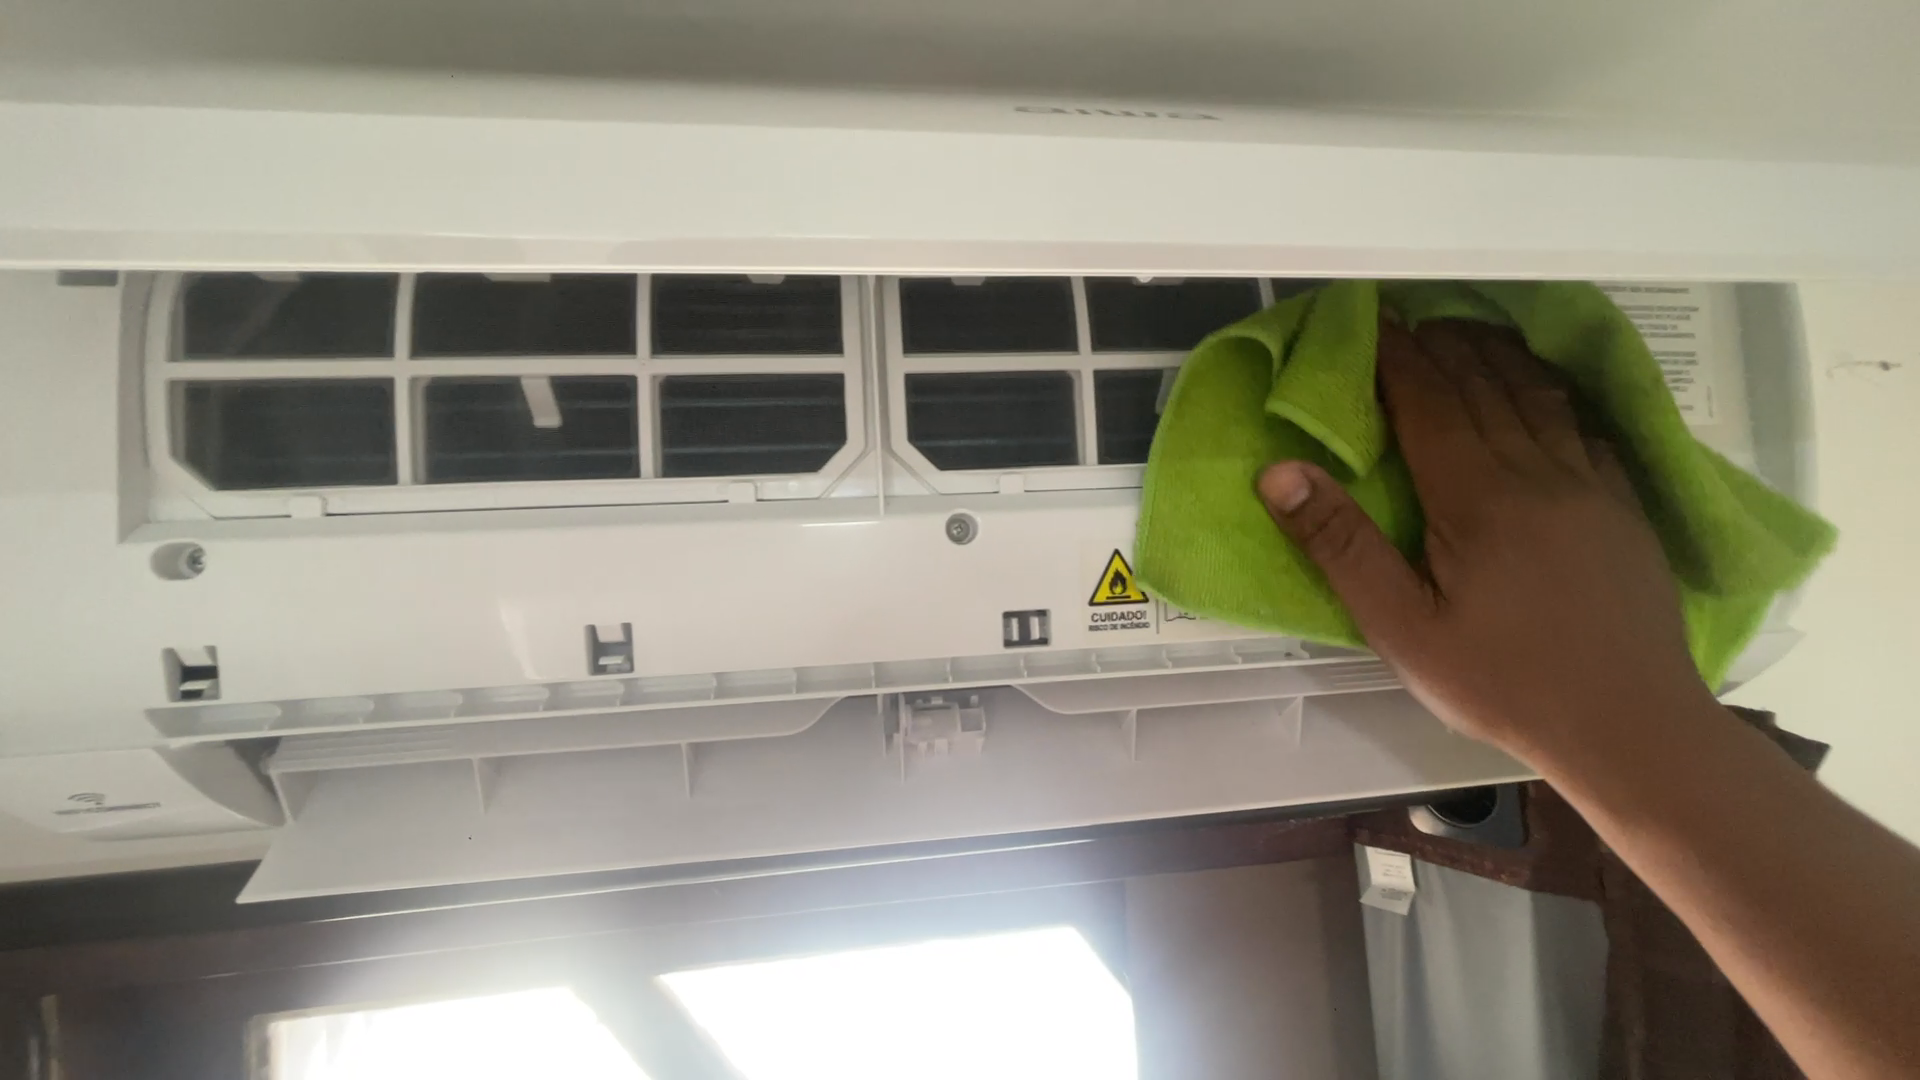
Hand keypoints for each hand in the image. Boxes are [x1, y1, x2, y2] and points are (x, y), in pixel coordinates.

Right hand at [1256, 318, 1718, 756]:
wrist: (1632, 731)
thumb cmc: (1499, 681)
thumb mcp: (1399, 626)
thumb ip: (1340, 545)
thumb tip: (1279, 472)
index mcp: (1479, 496)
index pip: (1429, 401)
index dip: (1396, 356)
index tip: (1370, 320)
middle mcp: (1539, 473)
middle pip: (1484, 385)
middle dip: (1440, 345)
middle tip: (1406, 319)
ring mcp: (1591, 486)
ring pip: (1537, 395)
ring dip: (1494, 356)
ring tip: (1463, 332)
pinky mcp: (1623, 507)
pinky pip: (1581, 424)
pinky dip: (1549, 390)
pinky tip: (1540, 390)